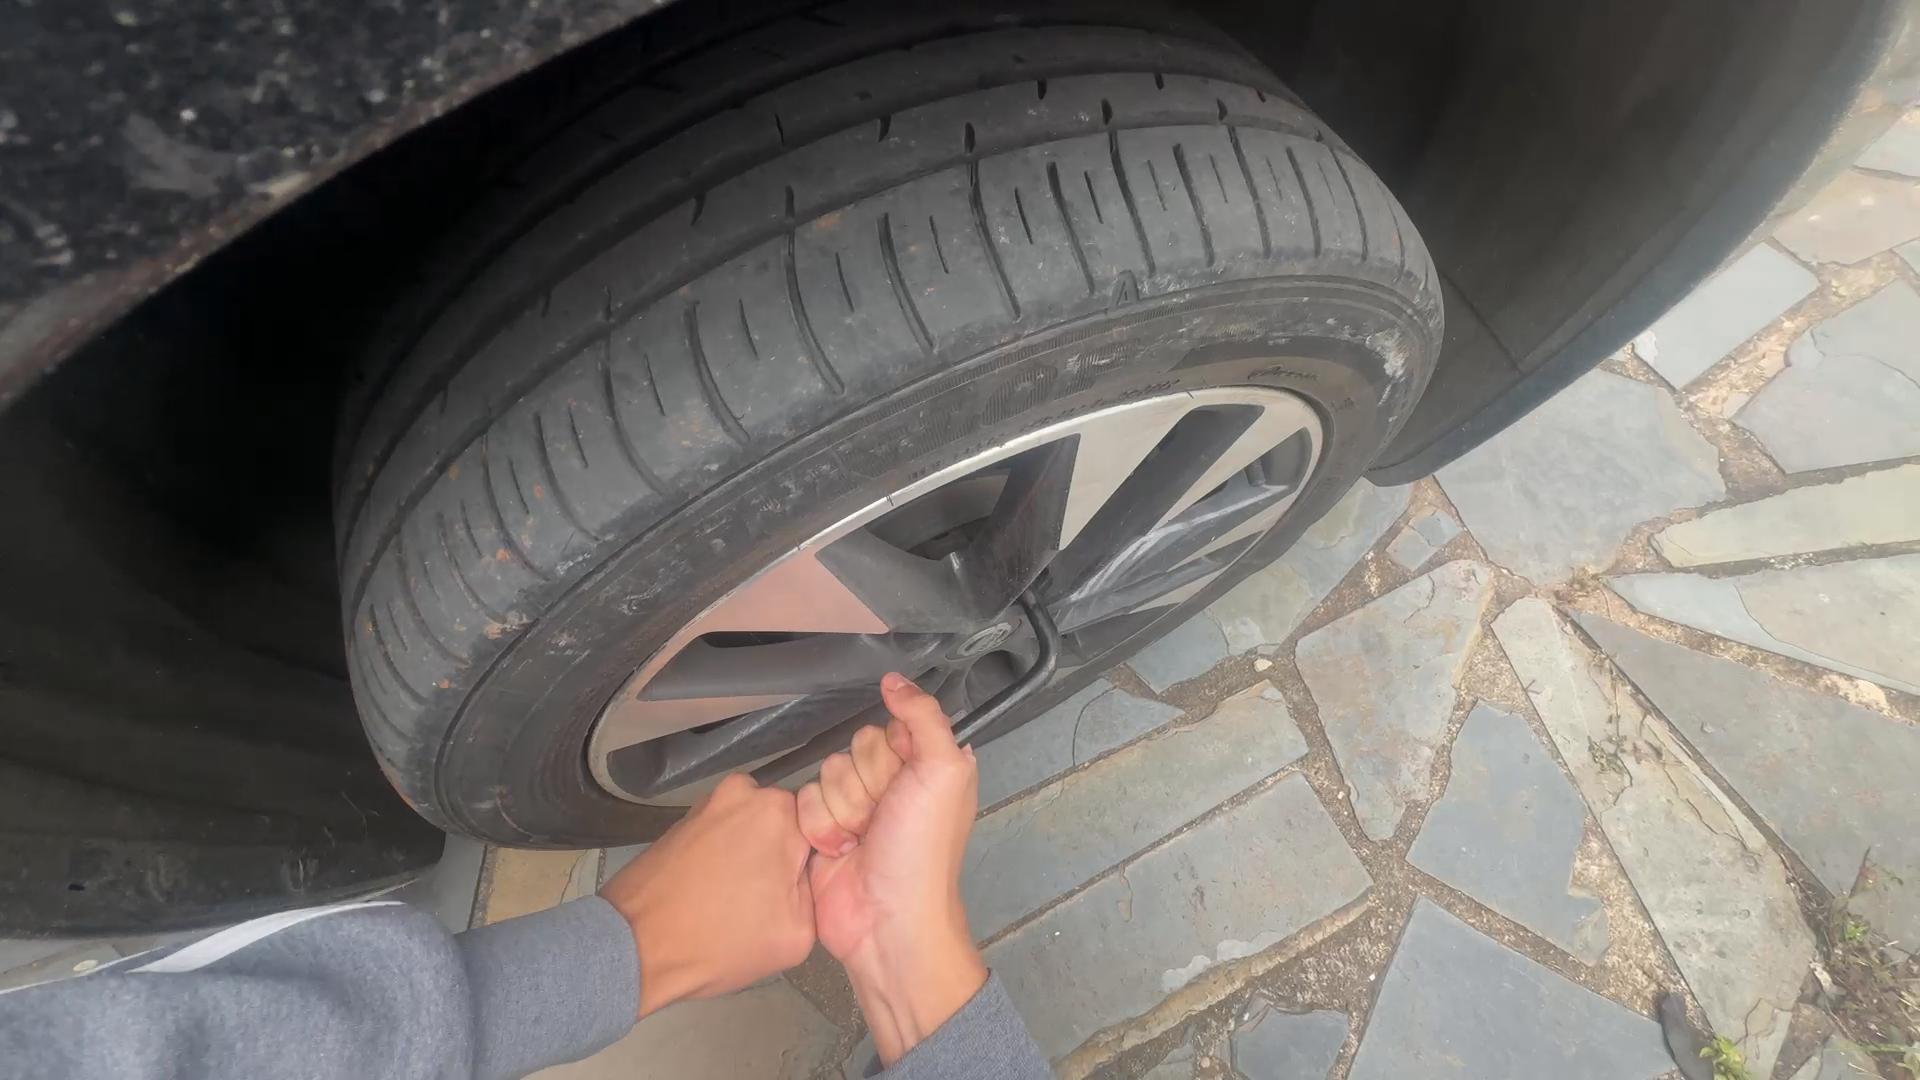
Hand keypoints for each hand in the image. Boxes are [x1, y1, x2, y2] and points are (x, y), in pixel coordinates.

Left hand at [599, 773, 815, 1016]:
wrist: (631, 948)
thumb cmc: (717, 941)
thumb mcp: (797, 934)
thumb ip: (820, 892)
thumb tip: (809, 873)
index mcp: (780, 810)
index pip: (822, 827)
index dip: (813, 862)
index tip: (798, 891)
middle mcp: (748, 790)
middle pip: (787, 823)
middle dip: (782, 854)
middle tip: (768, 896)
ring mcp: (711, 799)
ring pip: (755, 826)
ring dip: (753, 852)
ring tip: (736, 894)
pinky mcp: (685, 816)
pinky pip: (725, 830)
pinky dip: (724, 853)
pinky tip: (712, 888)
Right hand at [797, 672, 987, 1063]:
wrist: (886, 921)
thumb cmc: (923, 845)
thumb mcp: (944, 770)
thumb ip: (924, 716)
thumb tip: (892, 678)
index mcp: (926, 764)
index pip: (891, 724)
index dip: (892, 748)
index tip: (904, 775)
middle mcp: (892, 781)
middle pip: (856, 745)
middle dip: (867, 781)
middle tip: (884, 815)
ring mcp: (855, 806)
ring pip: (828, 770)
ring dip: (844, 808)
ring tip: (862, 839)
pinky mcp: (822, 829)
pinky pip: (805, 799)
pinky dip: (821, 827)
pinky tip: (839, 851)